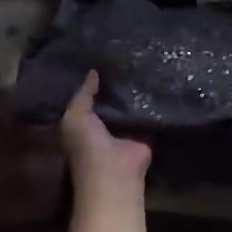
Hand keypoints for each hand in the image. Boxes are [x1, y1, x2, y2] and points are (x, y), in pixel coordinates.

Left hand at [61, 71, 151, 200]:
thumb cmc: (87, 144)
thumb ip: (83, 93)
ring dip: (132, 93)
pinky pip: (144, 114)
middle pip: (108, 101)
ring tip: (141, 65)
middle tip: (125, 60)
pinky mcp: (142, 134)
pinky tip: (155, 82)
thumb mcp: (76, 115)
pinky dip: (148, 103)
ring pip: (126, 107)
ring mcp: (123, 131)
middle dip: (114, 85)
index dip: (91, 83)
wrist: (114, 171)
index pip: (86, 99)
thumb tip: (93, 72)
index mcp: (81, 124)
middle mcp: (102, 127)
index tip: (101, 61)